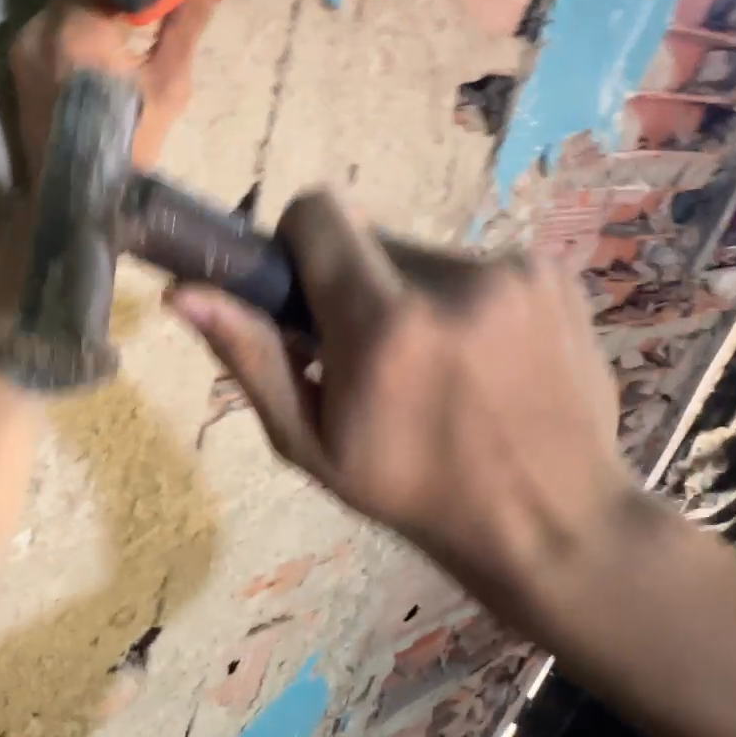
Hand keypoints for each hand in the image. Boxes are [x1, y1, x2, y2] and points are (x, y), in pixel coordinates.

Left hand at [8, 0, 239, 181]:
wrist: (72, 205)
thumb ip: (188, 22)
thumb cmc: (125, 150)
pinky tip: (115, 28)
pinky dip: (85, 15)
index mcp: (76, 27)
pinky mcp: (19, 62)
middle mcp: (39, 26)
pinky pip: (56, 20)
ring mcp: (23, 45)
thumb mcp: (166, 86)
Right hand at [166, 191, 638, 625]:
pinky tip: (471, 362)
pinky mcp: (552, 274)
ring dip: (399, 296)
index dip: (292, 243)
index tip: (295, 296)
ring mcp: (514, 272)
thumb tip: (181, 293)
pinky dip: (450, 303)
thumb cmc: (410, 490)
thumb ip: (248, 356)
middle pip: (363, 240)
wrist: (554, 522)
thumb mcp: (307, 441)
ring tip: (423, 368)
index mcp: (386, 324)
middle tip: (359, 355)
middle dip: (345, 285)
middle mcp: (455, 279)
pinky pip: (466, 266)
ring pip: (414, 254)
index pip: (317, 214)